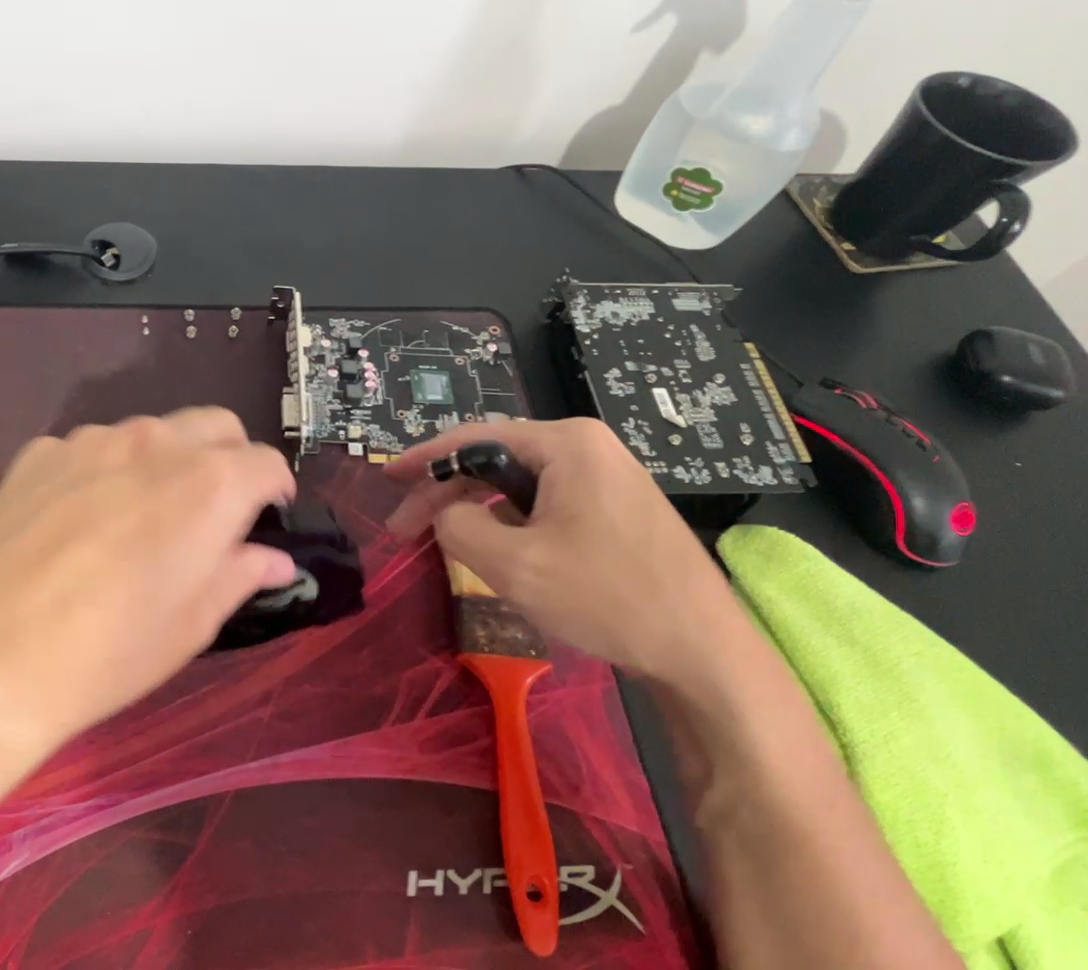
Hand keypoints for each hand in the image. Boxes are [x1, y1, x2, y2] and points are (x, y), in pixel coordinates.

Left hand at [0, 408, 296, 870]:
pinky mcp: (37, 453)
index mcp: (208, 483)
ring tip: (141, 520)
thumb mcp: (193, 624)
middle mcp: (153, 444)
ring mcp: (88, 441)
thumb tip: (272, 559)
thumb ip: (241, 575)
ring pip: (150, 433)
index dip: (275, 492)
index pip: (266, 462)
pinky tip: (79, 524)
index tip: (266, 520)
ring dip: (165, 462)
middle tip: (215, 514)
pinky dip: (104, 472)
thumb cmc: (109, 653)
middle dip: (229, 460)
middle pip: (214, 426)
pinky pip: (89, 450)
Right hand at [384, 418, 744, 680]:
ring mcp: (608, 476)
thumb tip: (446, 514)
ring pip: (520, 484)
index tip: (384, 478)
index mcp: (566, 443)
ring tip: (446, 545)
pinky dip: (511, 523)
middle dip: (446, 493)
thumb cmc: (607, 597)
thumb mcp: (514, 564)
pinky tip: (499, 553)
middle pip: (495, 459)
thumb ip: (459, 526)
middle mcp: (588, 446)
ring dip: (477, 511)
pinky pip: (547, 503)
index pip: (474, 438)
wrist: (702, 649)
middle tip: (404, 529)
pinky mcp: (617, 507)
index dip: (423, 459)